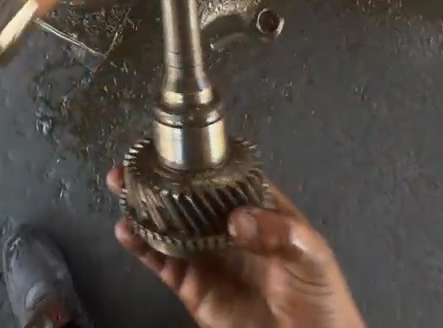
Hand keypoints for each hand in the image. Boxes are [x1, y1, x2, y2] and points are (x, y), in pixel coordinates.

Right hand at [108, 168, 364, 327]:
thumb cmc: (322, 298)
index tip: (173, 144)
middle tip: (133, 162)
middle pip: (188, 195)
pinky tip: (127, 230)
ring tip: (120, 186)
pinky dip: (142, 246)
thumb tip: (236, 219)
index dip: (198, 157)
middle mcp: (227, 227)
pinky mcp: (195, 288)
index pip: (223, 175)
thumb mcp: (310, 254)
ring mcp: (208, 256)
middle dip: (159, 177)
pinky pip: (163, 262)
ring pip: (168, 224)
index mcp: (257, 208)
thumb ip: (276, 232)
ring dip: (142, 205)